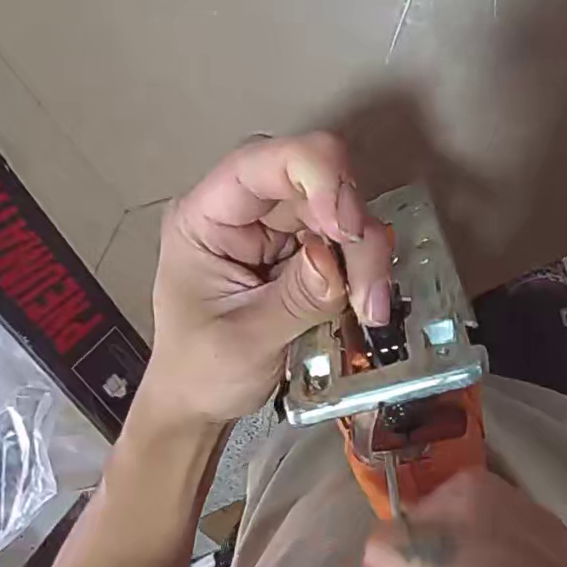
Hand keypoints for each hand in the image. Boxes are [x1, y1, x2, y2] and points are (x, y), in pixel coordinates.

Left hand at [140, 132, 394, 424]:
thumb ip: (295, 299)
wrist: (199, 404)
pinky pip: (342, 244)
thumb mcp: (246, 342)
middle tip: (367, 289)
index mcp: (204, 219)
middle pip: (313, 184)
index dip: (315, 175)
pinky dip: (362, 270)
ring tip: (368, 309)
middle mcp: (239, 213)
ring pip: (337, 211)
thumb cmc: (201, 373)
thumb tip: (337, 260)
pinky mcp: (296, 255)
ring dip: (364, 256)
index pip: (260, 162)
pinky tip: (364, 305)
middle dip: (351, 229)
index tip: (344, 228)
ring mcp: (270, 232)